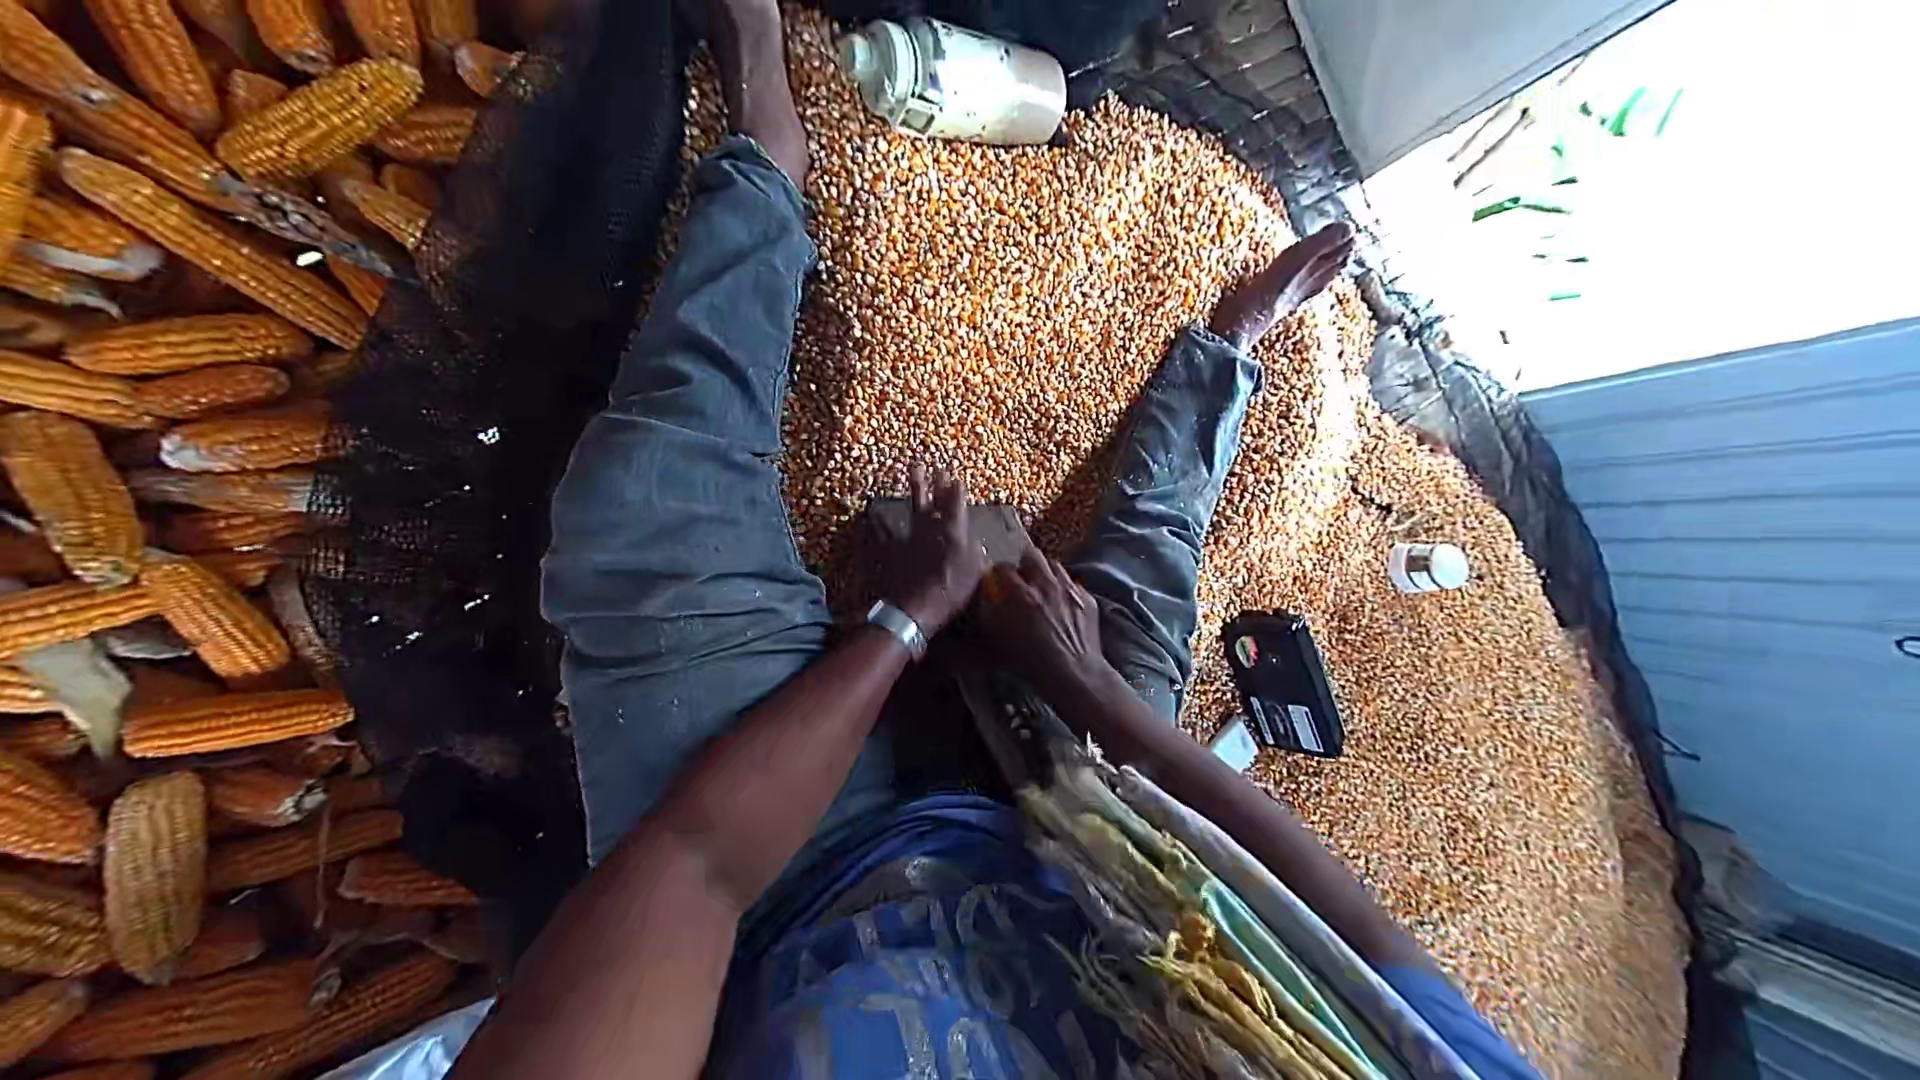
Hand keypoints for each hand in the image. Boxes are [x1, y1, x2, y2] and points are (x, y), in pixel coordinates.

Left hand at [885, 463, 987, 636]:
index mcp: (954, 529)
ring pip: (916, 504)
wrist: (916, 606)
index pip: (957, 501)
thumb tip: (977, 545)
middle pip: (936, 497)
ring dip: (917, 486)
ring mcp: (912, 534)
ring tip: (915, 468)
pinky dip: (882, 520)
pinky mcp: (896, 546)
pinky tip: (874, 512)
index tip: (957, 478)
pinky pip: (887, 528)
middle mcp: (932, 526)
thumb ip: (977, 554)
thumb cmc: (952, 590)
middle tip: (937, 466)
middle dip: (937, 481)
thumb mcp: (976, 573)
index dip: (957, 489)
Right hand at [978, 546, 1107, 693]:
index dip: (997, 575)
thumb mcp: (999, 639)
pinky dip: (1065, 590)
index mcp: (1020, 593)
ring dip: (1045, 573)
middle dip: (1024, 565)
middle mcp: (1045, 583)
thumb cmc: (1032, 663)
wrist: (1075, 675)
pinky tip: (1063, 605)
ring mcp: (1069, 588)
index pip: (1002, 568)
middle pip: (1031, 555)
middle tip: (1021, 580)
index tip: (996, 584)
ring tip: (1043, 589)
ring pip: (1054, 565)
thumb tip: (986, 597)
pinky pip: (1072, 583)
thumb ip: (990, 612)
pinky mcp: (1087, 598)